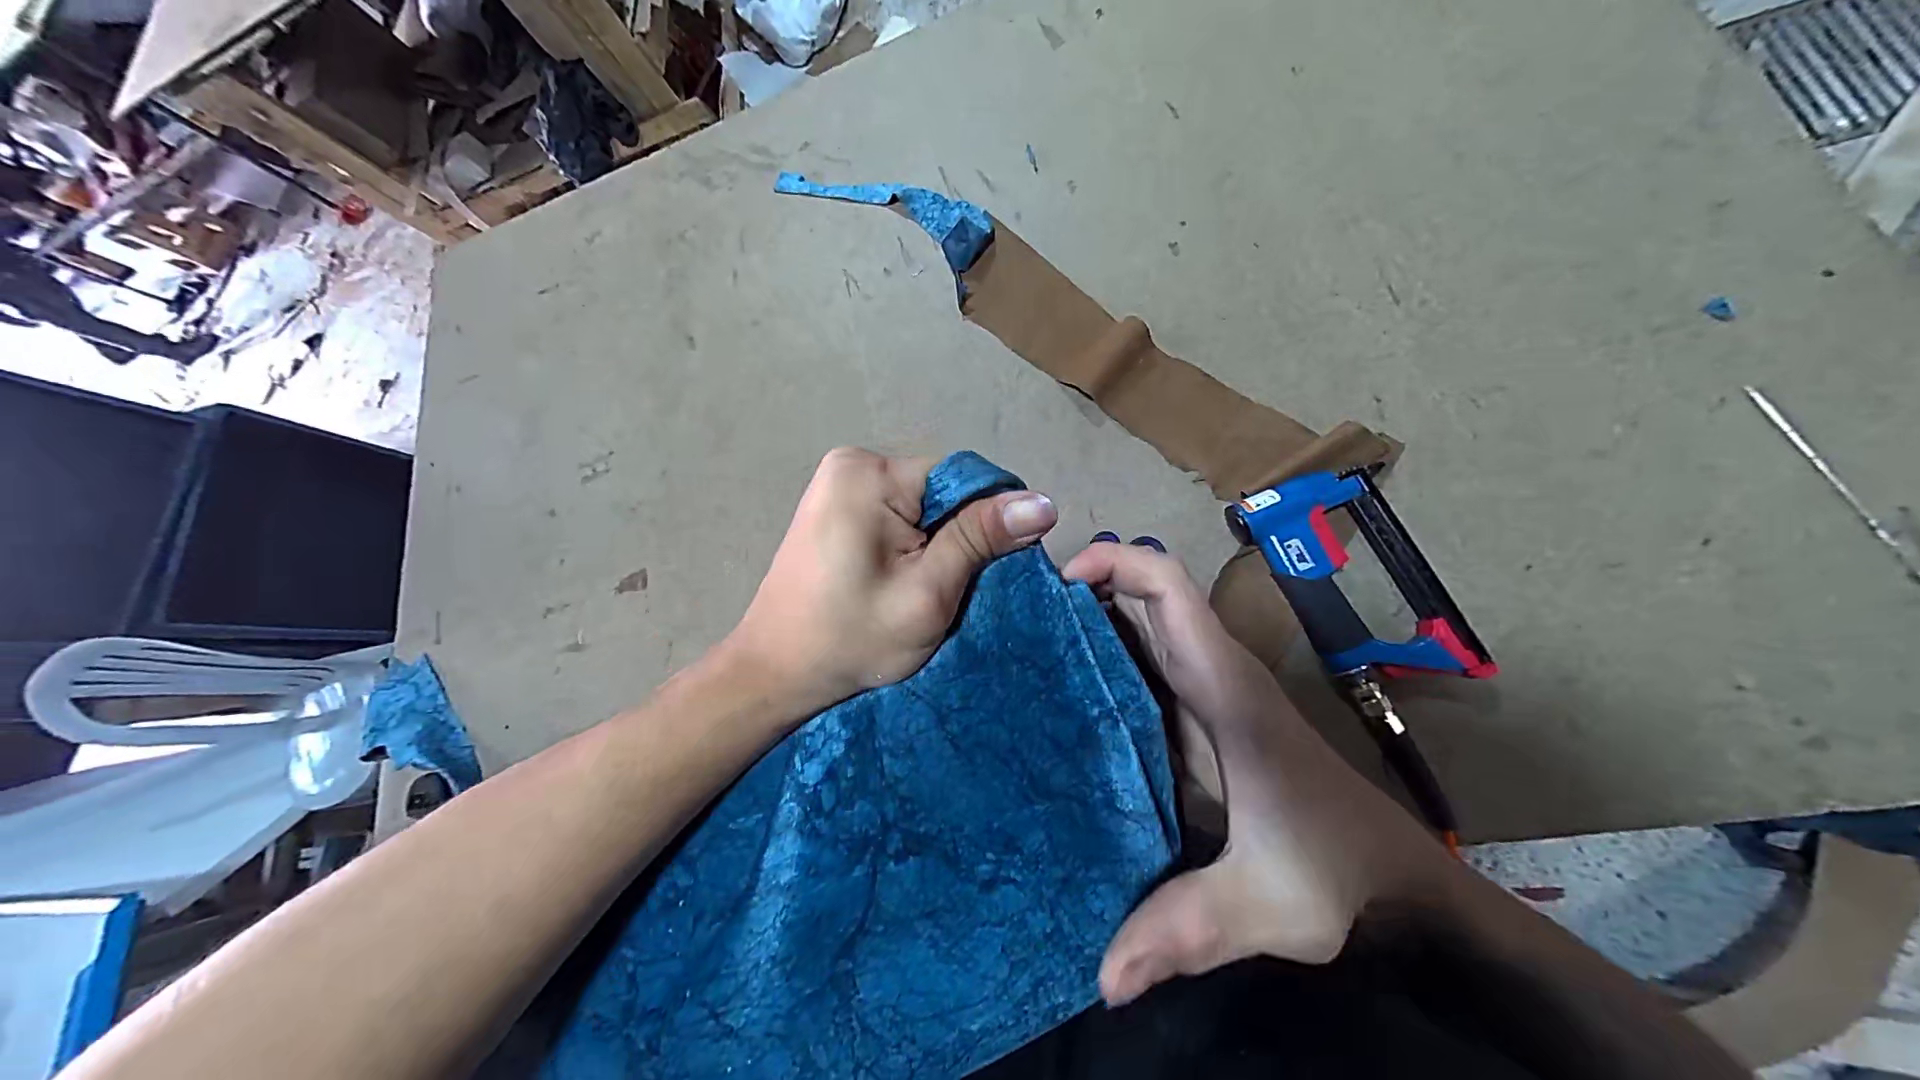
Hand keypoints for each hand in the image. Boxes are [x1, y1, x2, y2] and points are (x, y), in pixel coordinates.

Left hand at [726, 448, 1057, 716]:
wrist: (774, 674)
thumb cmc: (851, 639)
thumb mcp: (928, 592)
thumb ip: (981, 539)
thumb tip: (1043, 502)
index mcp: (870, 473)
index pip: (962, 478)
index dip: (987, 521)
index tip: (988, 568)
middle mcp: (851, 463)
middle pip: (941, 491)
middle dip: (957, 536)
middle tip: (951, 588)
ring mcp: (837, 484)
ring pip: (921, 506)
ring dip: (934, 544)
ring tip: (922, 588)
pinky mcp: (833, 507)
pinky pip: (895, 515)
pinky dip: (909, 545)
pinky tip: (898, 580)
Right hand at [1063, 542, 1451, 1004]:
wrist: (1395, 880)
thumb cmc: (1336, 869)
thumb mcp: (1267, 905)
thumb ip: (1186, 929)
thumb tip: (1099, 977)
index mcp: (1226, 689)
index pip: (1170, 591)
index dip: (1116, 563)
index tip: (1059, 580)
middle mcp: (1212, 676)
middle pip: (1145, 598)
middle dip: (1083, 589)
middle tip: (1015, 615)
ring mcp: (1205, 696)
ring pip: (1141, 628)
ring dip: (1089, 621)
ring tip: (1021, 644)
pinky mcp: (1197, 720)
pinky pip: (1142, 668)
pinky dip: (1101, 660)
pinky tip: (1058, 695)